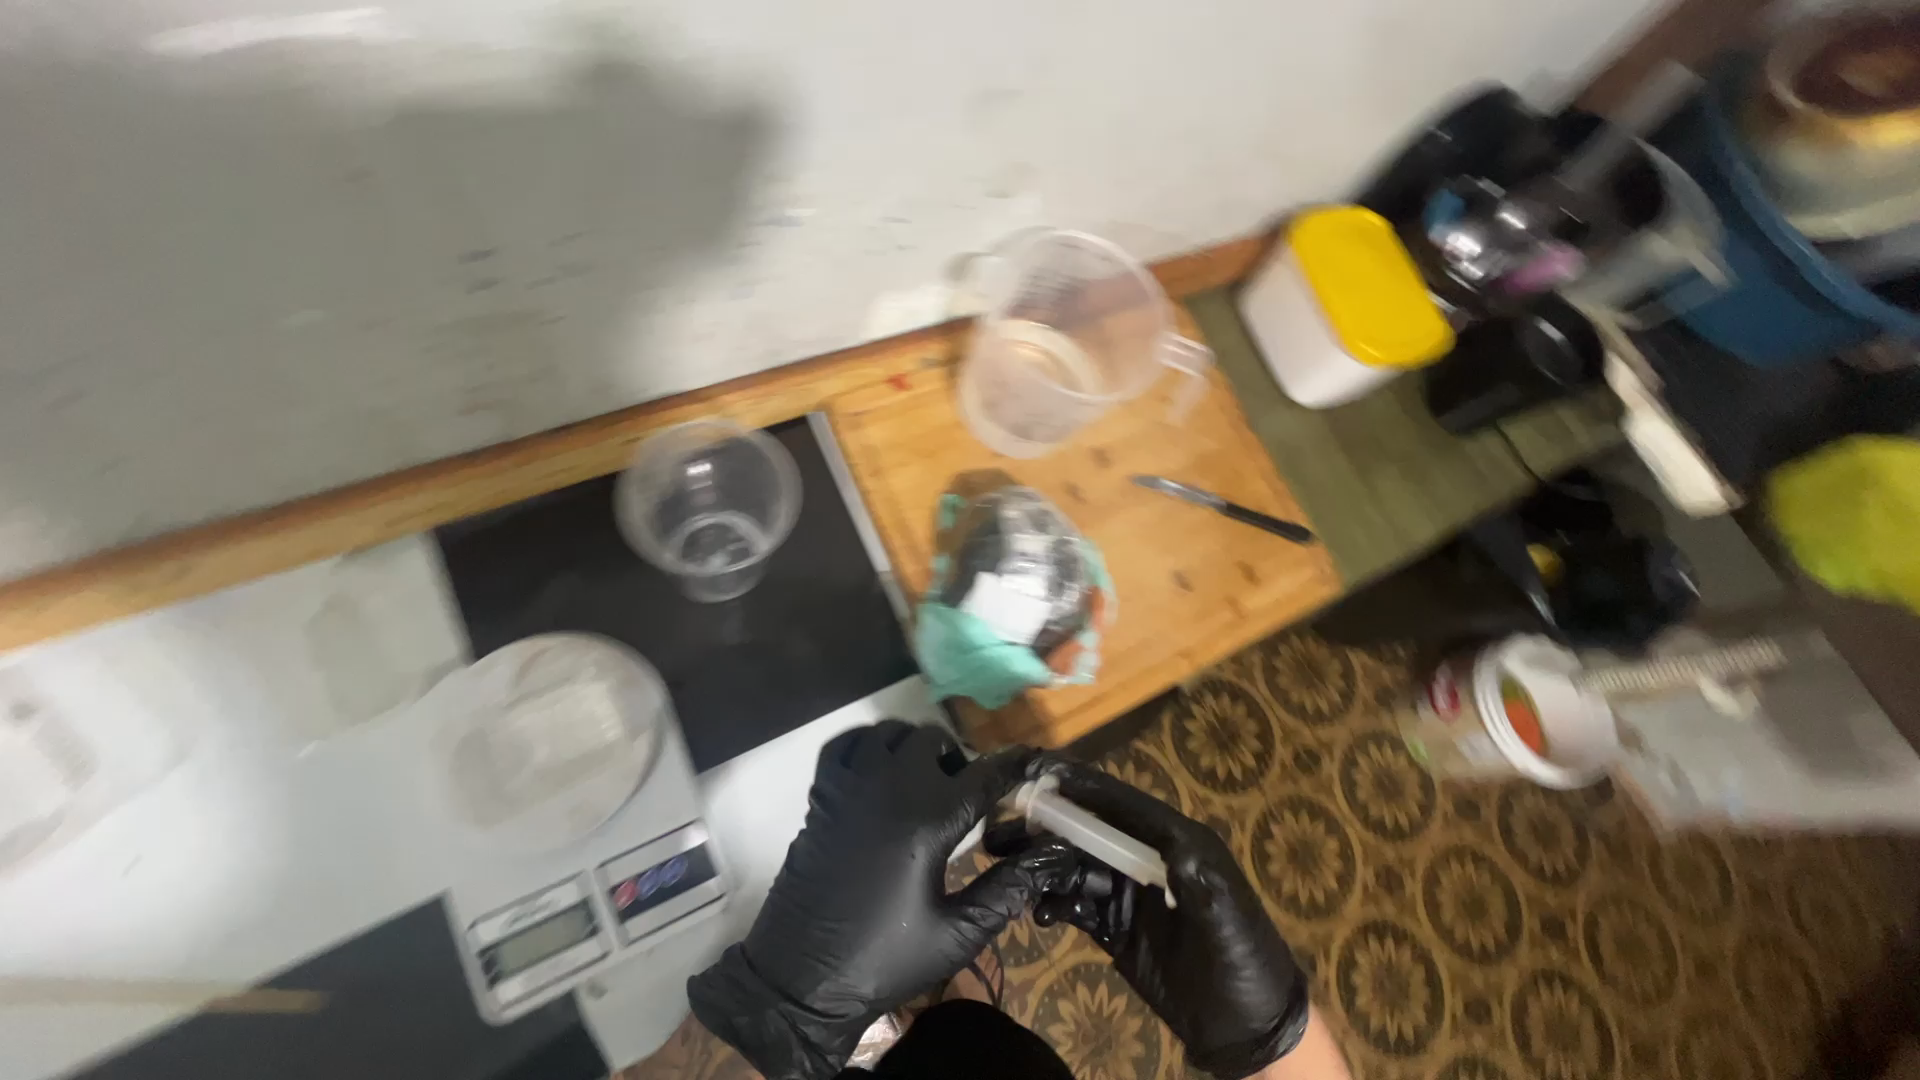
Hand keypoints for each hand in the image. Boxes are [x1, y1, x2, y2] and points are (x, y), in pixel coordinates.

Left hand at [687, 721, 1073, 1079]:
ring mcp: (850, 785)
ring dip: (912, 747)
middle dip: (956, 758)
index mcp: (930, 820)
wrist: (802, 977)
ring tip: (921, 781)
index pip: (985, 775)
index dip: (1014, 765)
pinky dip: (866, 746)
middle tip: (963, 792)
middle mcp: (890, 788)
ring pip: (890, 733)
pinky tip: (877, 773)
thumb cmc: (884, 960)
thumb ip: (1006, 889)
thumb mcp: (957, 935)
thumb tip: (1050, 857)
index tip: (1032, 760)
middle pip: (933, 740)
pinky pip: (845, 745)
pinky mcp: (821, 794)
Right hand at [988, 759, 1309, 1079]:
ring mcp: (1128, 891)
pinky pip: (1076, 904)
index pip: (1125, 807)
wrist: (1247, 1031)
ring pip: (1077, 865)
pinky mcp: (1114, 925)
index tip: (1043, 773)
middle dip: (1050, 824)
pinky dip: (1054, 903)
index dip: (1086, 788)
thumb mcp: (1229, 924)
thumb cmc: (1245, 965)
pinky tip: (1039, 913)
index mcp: (1177, 844)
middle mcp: (1147, 858)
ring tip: (1007, 866)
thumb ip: (1202, 885)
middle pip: (1092, 831)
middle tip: (1004, 824)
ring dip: (1044, 864)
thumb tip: (1177, 845)